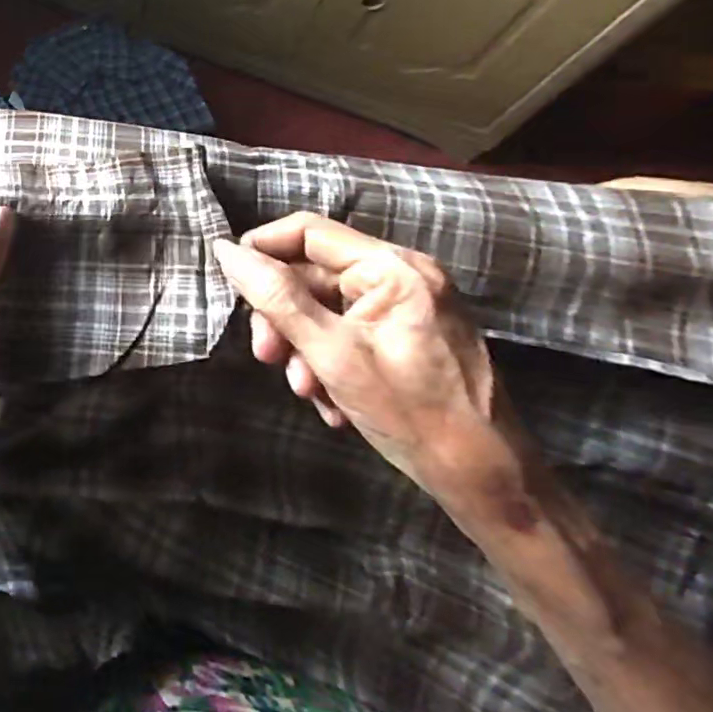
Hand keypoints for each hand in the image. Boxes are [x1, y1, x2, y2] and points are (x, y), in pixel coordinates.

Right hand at [211, 212, 524, 500]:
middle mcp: (401, 276)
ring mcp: (406, 307)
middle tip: (266, 356)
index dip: (259, 249)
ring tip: (304, 389)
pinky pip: (345, 330)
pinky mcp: (406, 336)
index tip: (229, 283)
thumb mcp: (330, 353)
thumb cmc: (411, 412)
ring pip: (322, 308)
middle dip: (281, 316)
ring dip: (300, 346)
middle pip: (311, 274)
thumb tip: (226, 251)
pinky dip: (326, 360)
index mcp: (391, 268)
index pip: (306, 231)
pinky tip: (328, 398)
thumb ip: (275, 297)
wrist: (487, 480)